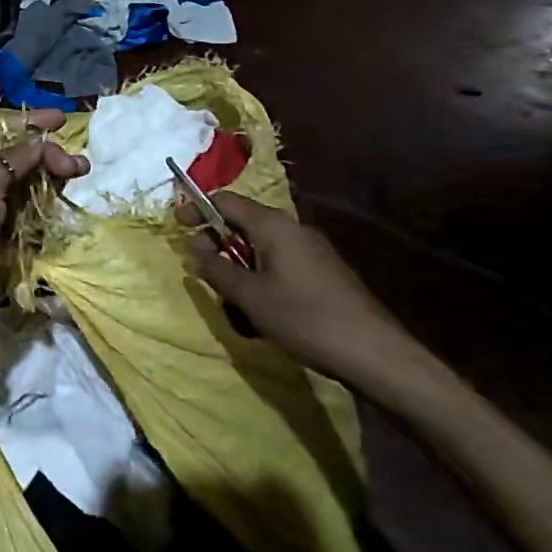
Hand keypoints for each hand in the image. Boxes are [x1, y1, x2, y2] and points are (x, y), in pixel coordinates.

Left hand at [0, 110, 88, 327]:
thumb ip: (18, 158)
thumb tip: (44, 142)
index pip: (6, 127)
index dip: (34, 121)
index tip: (62, 118)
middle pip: (25, 151)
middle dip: (51, 152)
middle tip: (75, 164)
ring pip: (34, 175)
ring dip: (56, 173)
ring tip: (80, 172)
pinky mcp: (10, 218)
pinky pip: (35, 199)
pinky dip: (51, 195)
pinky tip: (65, 194)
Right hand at [177, 192, 399, 379]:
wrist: (372, 350)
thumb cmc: (304, 318)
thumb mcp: (250, 297)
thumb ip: (217, 268)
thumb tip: (196, 246)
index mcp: (273, 225)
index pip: (226, 201)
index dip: (199, 209)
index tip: (179, 226)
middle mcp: (293, 227)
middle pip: (245, 223)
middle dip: (221, 246)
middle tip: (208, 276)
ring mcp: (312, 248)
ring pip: (263, 247)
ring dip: (243, 268)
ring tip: (239, 304)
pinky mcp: (324, 270)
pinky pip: (281, 262)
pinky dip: (264, 278)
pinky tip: (267, 312)